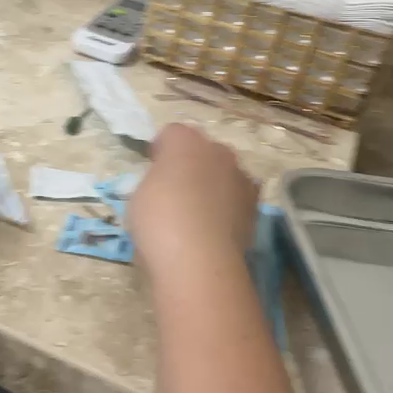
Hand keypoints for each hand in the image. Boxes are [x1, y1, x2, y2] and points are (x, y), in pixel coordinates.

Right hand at [130, 123, 259, 276]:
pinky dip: (226, 208)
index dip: (161, 150)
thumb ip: (155, 180)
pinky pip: (235, 200)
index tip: (152, 170)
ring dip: (213, 186)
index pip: (172, 133)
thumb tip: (166, 184)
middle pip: (204, 150)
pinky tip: (212, 229)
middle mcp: (220, 152)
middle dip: (191, 164)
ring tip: (195, 214)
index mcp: (186, 142)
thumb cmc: (157, 219)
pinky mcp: (255, 209)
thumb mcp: (138, 195)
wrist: (197, 259)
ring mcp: (242, 180)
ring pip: (224, 174)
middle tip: (174, 190)